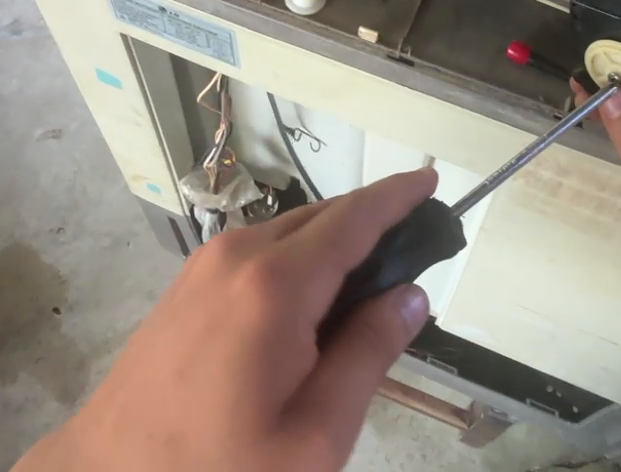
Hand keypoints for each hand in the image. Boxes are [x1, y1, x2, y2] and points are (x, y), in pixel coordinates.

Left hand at [13, 169, 436, 471]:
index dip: (397, 194)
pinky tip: (312, 298)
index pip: (354, 218)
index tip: (432, 177)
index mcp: (276, 284)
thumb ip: (369, 354)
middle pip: (324, 216)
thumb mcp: (313, 434)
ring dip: (335, 240)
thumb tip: (412, 295)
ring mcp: (206, 262)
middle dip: (372, 220)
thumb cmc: (219, 469)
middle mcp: (239, 252)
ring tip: (369, 282)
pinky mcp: (188, 280)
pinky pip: (260, 248)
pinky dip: (300, 255)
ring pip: (291, 230)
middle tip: (414, 250)